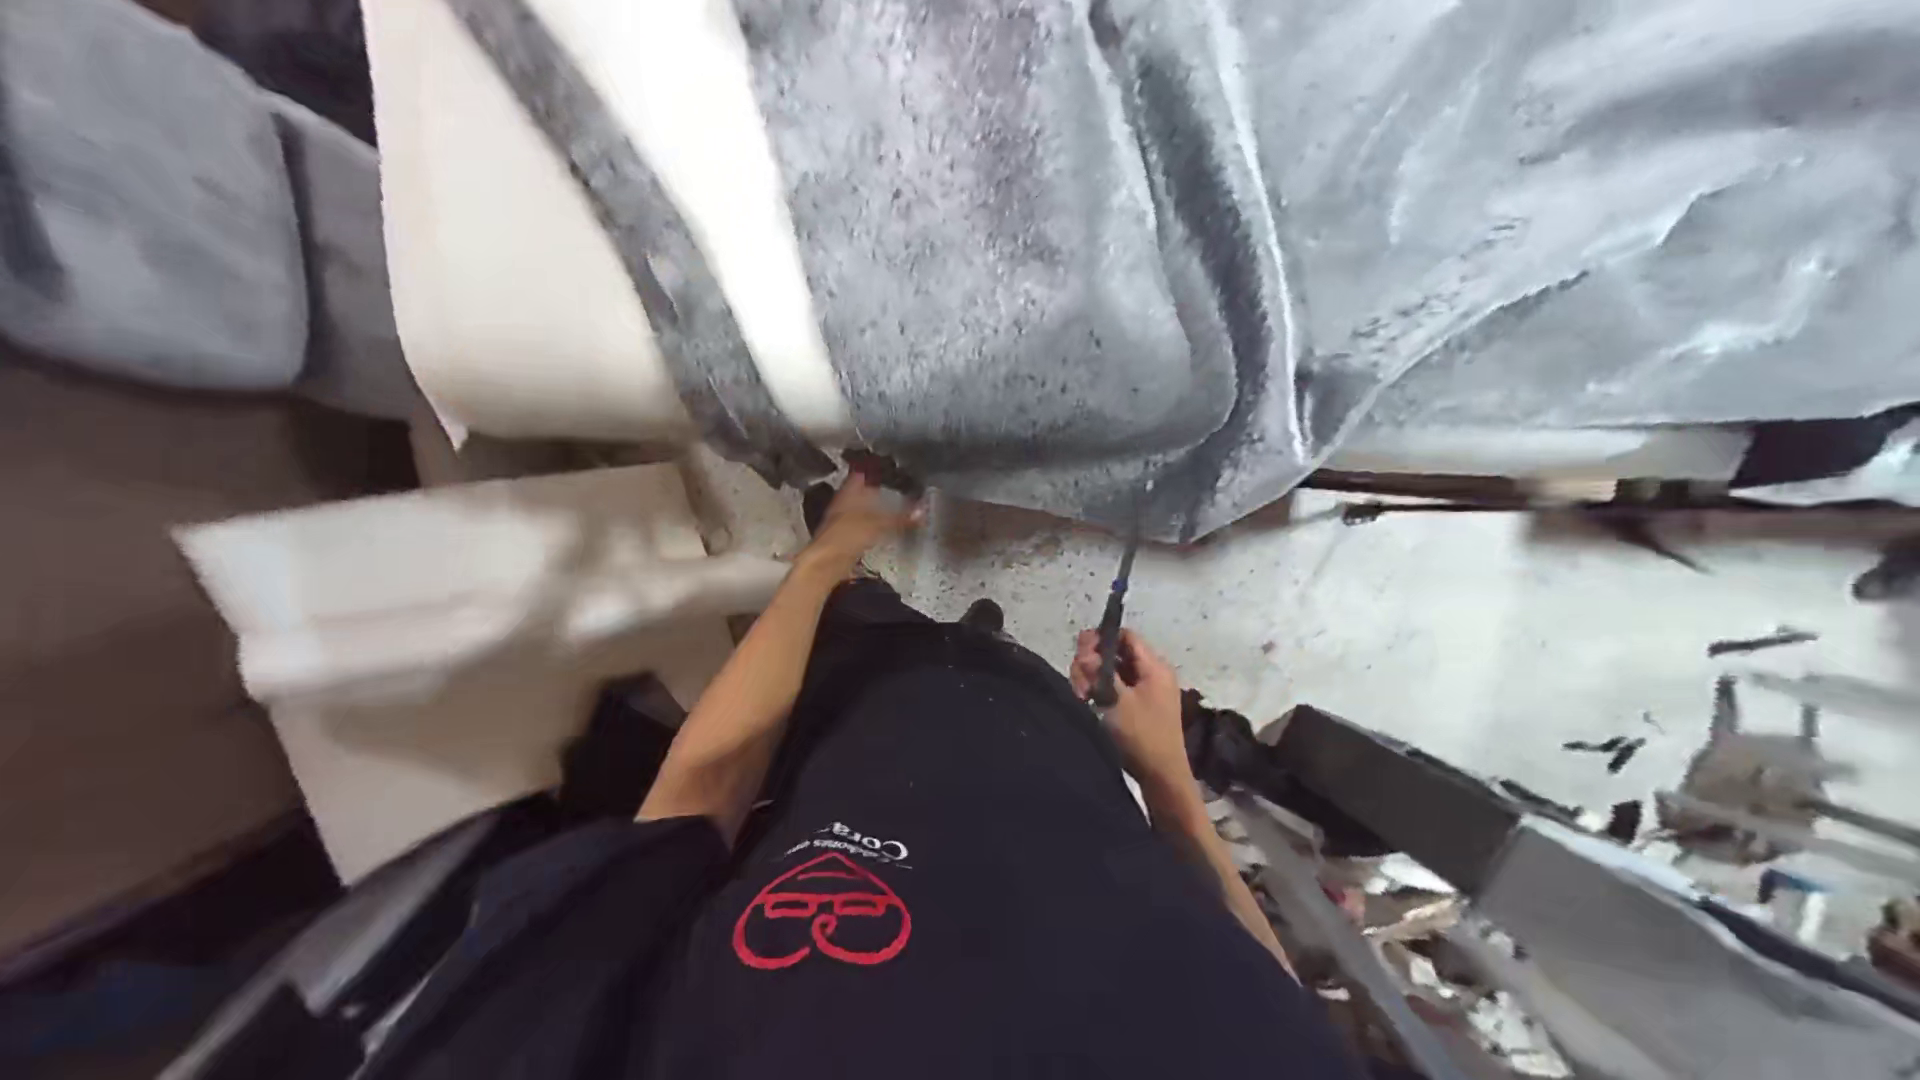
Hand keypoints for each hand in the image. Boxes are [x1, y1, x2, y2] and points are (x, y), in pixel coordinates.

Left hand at [800, 471, 923, 574]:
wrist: (826, 562)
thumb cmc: (848, 535)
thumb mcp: (880, 524)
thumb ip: (902, 517)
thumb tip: (923, 510)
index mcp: (849, 490)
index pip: (862, 470)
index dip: (876, 465)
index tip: (892, 464)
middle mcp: (845, 500)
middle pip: (863, 487)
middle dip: (879, 484)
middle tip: (900, 481)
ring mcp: (844, 517)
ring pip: (864, 504)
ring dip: (877, 502)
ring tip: (897, 500)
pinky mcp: (846, 534)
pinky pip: (864, 521)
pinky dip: (875, 519)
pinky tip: (886, 523)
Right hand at [1071, 629, 1189, 785]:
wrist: (1161, 776)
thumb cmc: (1141, 735)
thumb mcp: (1116, 700)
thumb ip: (1099, 672)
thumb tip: (1084, 650)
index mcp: (1154, 666)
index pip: (1125, 636)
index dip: (1101, 639)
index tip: (1081, 654)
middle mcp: (1151, 672)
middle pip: (1114, 652)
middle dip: (1091, 661)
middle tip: (1078, 680)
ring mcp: (1144, 689)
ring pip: (1110, 669)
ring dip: (1091, 677)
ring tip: (1080, 694)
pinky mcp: (1137, 704)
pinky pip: (1114, 686)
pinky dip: (1098, 689)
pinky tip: (1085, 701)